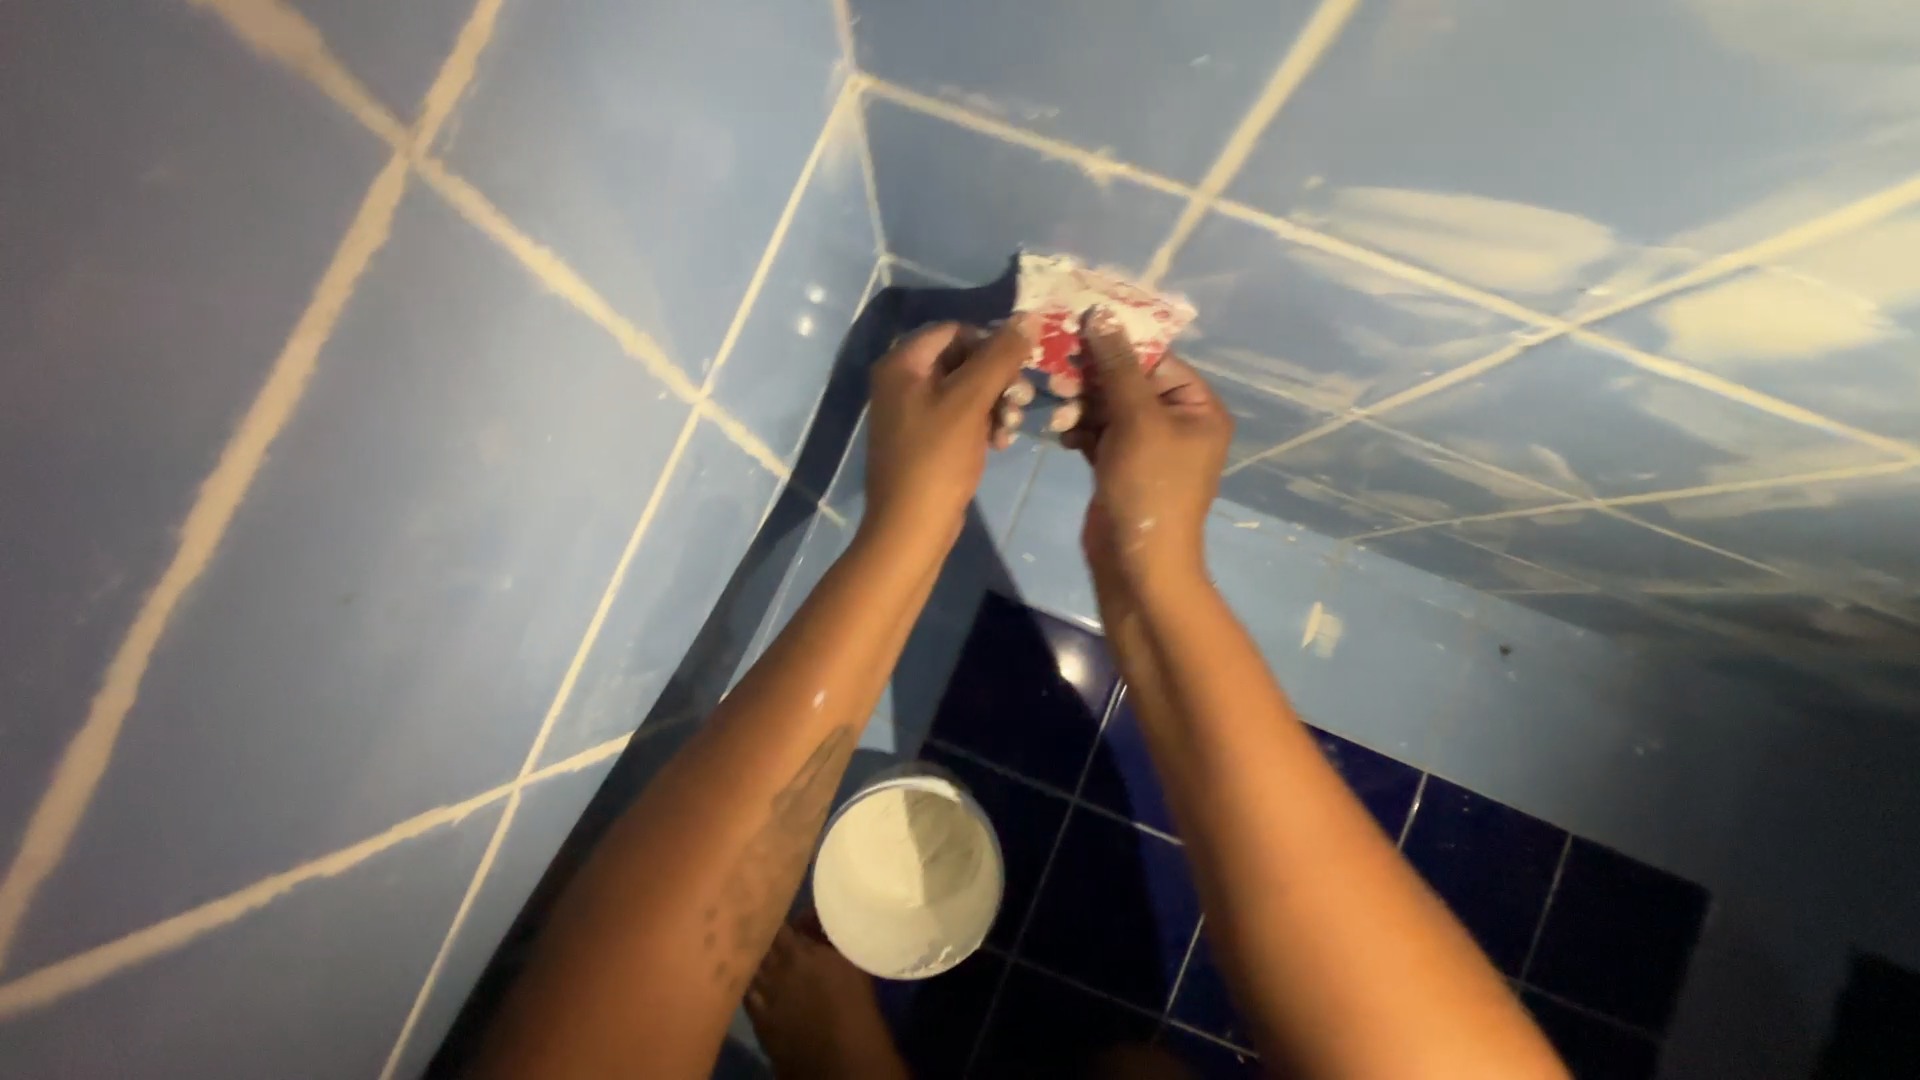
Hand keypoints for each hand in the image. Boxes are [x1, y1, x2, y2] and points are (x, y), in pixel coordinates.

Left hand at [863, 316, 1033, 551]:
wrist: (912, 526)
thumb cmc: (937, 458)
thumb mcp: (970, 401)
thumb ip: (999, 356)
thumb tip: (1028, 317)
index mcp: (902, 364)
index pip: (955, 330)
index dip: (991, 343)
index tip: (1020, 367)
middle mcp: (901, 382)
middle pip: (962, 360)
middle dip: (997, 379)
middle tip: (1020, 402)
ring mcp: (911, 413)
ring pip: (965, 391)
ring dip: (995, 404)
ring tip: (1009, 429)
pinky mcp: (924, 441)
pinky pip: (959, 418)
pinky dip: (982, 425)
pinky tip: (999, 443)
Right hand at [1064, 307, 1231, 595]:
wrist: (1136, 562)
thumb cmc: (1149, 487)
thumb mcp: (1137, 420)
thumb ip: (1118, 366)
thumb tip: (1102, 313)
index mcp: (1198, 409)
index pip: (1156, 360)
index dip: (1117, 346)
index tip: (1075, 331)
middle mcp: (1176, 423)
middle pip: (1129, 381)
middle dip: (1093, 379)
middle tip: (1058, 375)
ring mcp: (1147, 446)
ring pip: (1108, 407)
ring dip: (1082, 406)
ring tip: (1059, 412)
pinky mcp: (1120, 465)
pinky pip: (1098, 433)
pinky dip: (1080, 430)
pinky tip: (1063, 435)